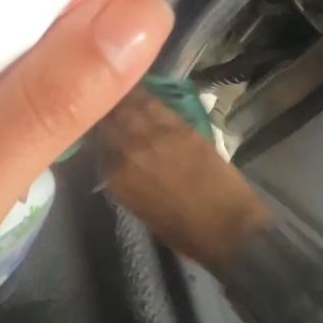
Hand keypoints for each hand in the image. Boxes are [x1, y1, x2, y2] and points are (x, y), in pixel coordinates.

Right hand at [97, 87, 273, 273]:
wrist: (230, 230)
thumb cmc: (184, 231)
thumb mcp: (139, 207)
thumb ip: (122, 176)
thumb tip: (115, 157)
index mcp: (117, 176)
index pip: (94, 141)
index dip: (92, 130)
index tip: (92, 124)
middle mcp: (129, 150)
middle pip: (108, 117)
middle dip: (104, 108)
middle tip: (103, 101)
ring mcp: (155, 135)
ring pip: (129, 104)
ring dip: (121, 98)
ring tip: (118, 91)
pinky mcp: (180, 126)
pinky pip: (155, 103)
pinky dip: (144, 96)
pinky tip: (139, 91)